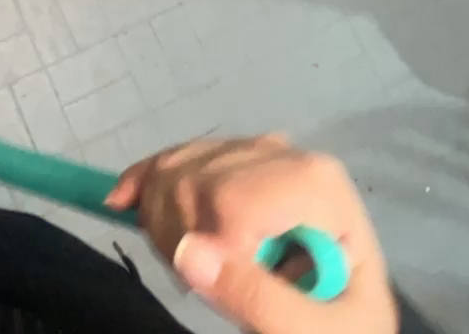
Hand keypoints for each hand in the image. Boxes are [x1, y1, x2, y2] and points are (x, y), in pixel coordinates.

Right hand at [106, 135, 394, 333]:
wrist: (345, 323)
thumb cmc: (341, 328)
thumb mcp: (320, 333)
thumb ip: (261, 299)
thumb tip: (187, 251)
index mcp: (316, 184)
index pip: (229, 199)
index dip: (208, 246)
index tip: (210, 290)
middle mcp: (283, 152)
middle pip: (196, 180)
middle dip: (179, 234)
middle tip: (197, 286)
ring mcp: (254, 152)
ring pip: (175, 167)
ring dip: (160, 218)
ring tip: (189, 266)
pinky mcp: (231, 160)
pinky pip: (173, 158)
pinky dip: (143, 180)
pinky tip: (123, 202)